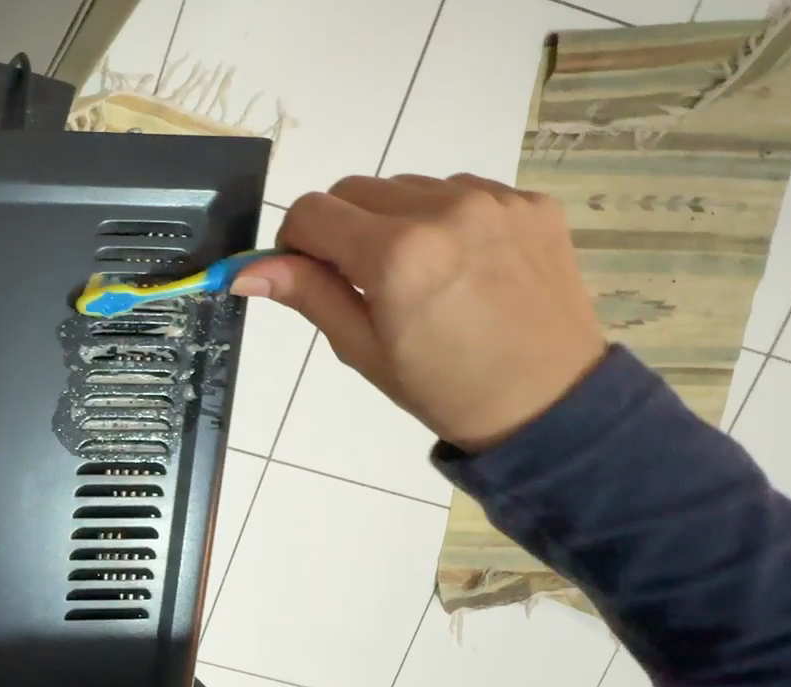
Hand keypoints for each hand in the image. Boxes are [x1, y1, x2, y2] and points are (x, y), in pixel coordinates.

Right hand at [230, 173, 606, 451]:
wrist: (545, 397)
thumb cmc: (438, 385)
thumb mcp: (359, 348)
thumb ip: (306, 294)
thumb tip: (245, 271)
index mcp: (395, 254)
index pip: (310, 212)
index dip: (294, 243)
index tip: (307, 276)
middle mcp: (444, 210)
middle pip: (353, 189)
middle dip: (339, 228)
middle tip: (356, 279)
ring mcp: (495, 200)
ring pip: (405, 186)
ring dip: (390, 219)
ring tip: (414, 273)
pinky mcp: (531, 201)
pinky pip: (459, 190)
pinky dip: (440, 218)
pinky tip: (456, 264)